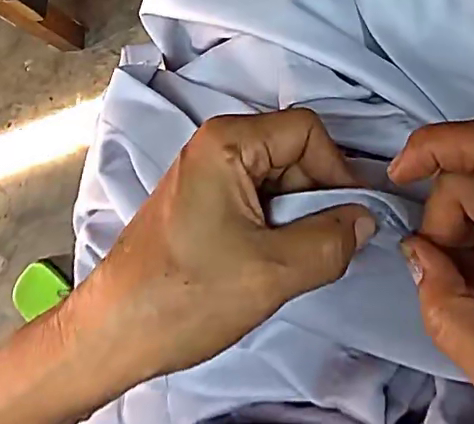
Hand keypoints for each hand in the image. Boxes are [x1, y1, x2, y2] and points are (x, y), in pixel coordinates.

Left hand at [61, 109, 377, 387]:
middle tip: (320, 243)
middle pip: (295, 151)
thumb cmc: (180, 297)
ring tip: (289, 257)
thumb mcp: (271, 272)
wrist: (106, 340)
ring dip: (297, 213)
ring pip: (281, 175)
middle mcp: (217, 141)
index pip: (308, 132)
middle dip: (315, 196)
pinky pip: (260, 192)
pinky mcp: (205, 195)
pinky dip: (277, 221)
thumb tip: (366, 221)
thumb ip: (331, 241)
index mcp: (228, 140)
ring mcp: (208, 168)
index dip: (335, 170)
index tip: (348, 215)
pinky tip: (269, 256)